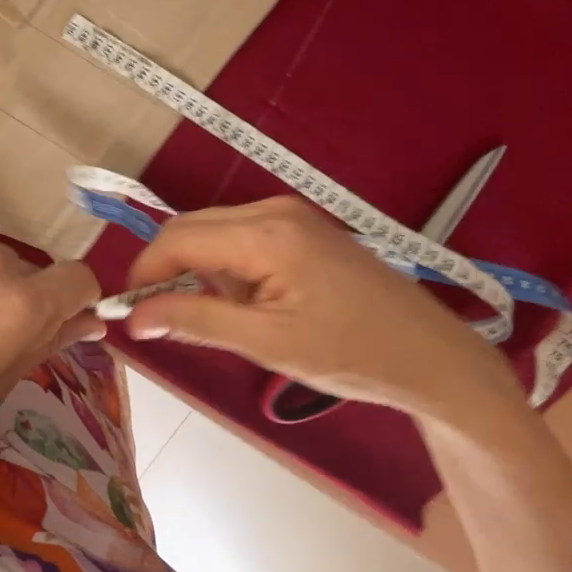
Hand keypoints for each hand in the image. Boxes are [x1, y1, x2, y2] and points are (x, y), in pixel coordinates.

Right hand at [123, 197, 522, 419]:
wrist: (440, 361)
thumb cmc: (355, 356)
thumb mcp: (268, 344)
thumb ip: (195, 321)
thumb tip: (133, 318)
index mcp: (265, 233)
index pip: (177, 240)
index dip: (145, 273)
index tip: (132, 311)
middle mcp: (272, 209)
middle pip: (190, 229)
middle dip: (170, 271)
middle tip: (167, 317)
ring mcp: (290, 214)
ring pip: (211, 231)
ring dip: (200, 270)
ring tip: (223, 315)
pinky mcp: (301, 226)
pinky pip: (238, 235)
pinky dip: (226, 266)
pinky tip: (250, 301)